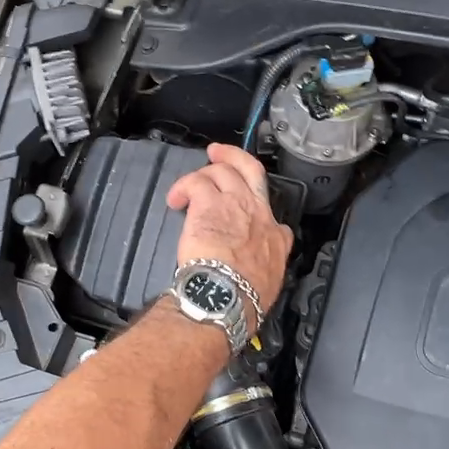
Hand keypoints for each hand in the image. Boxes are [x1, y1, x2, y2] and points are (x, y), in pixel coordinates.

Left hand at [166, 144, 292, 327]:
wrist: (228, 295)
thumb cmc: (245, 295)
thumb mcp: (272, 278)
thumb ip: (271, 262)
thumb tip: (269, 262)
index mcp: (273, 231)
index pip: (269, 205)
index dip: (255, 196)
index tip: (244, 197)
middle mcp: (255, 210)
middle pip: (247, 168)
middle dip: (232, 156)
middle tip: (216, 153)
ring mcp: (233, 203)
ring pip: (219, 171)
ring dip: (201, 175)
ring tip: (184, 189)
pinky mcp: (207, 204)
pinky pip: (194, 182)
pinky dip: (182, 187)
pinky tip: (174, 200)